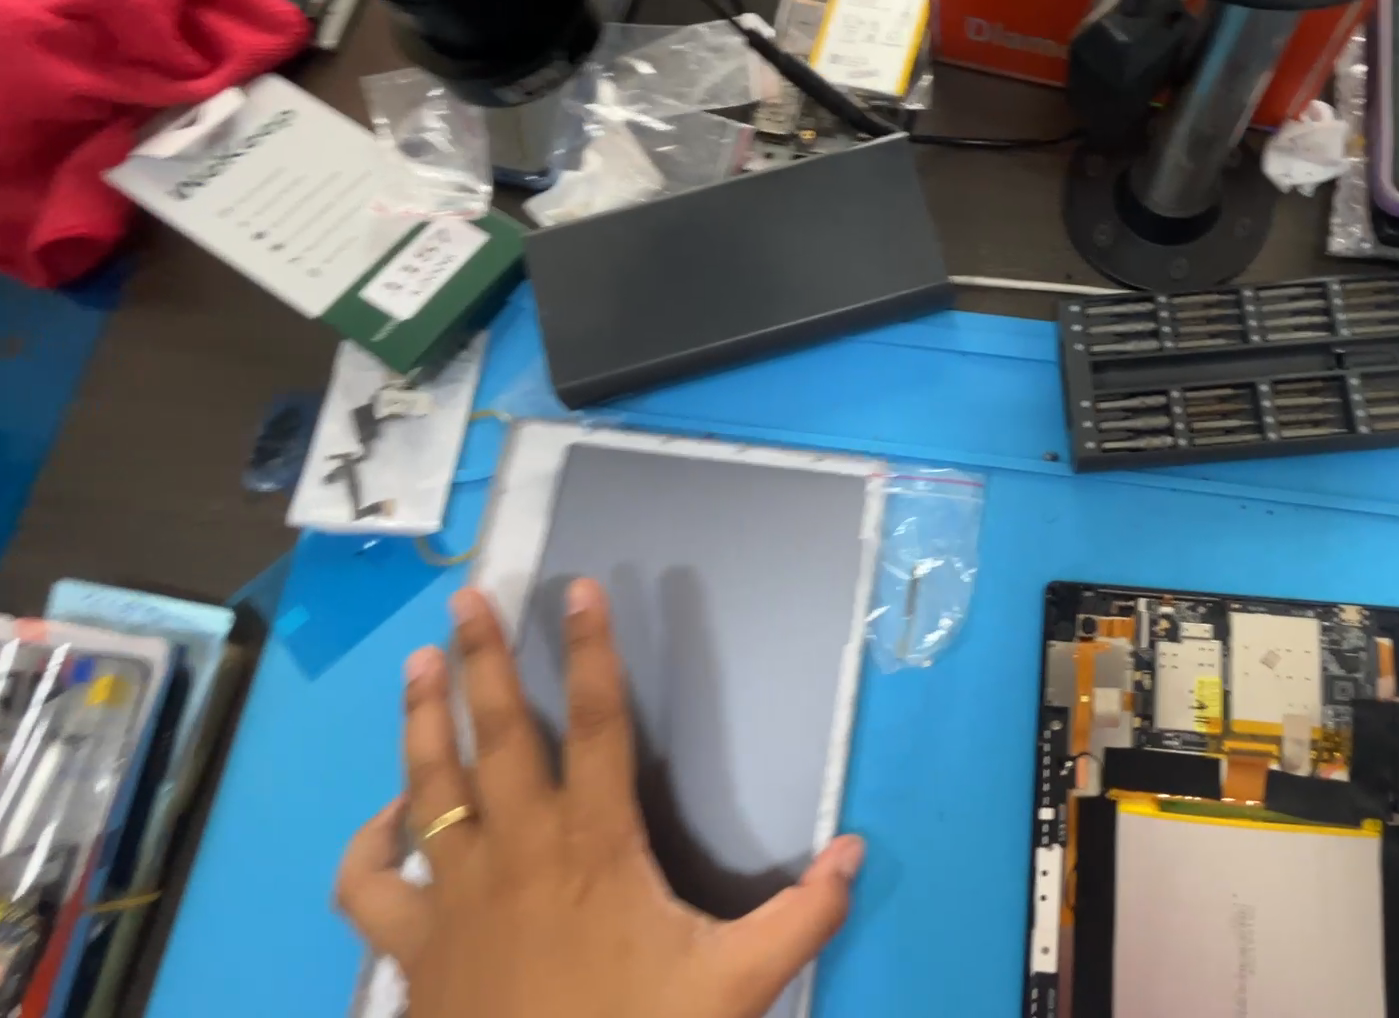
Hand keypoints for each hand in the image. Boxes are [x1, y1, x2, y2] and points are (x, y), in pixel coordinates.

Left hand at [334, 581, 863, 1017]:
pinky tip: (385, 815)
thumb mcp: (740, 984)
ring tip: (416, 664)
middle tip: (469, 598)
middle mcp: (520, 851)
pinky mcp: (414, 949)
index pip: (600, 723)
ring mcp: (457, 899)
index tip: (582, 591)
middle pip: (498, 735)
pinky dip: (370, 842)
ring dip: (420, 722)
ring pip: (427, 789)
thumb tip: (858, 849)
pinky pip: (370, 885)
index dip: (594, 651)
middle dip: (484, 659)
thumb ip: (806, 915)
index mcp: (595, 844)